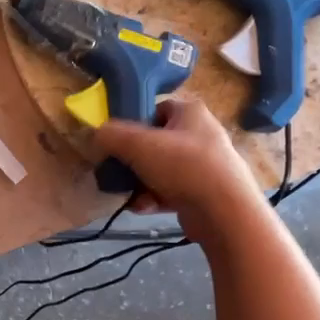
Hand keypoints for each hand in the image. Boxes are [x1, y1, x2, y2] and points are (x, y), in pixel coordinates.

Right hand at [94, 98, 261, 224]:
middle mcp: (199, 133)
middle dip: (132, 161)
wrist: (223, 211)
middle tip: (118, 172)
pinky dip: (154, 198)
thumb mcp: (138, 145)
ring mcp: (203, 163)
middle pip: (154, 143)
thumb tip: (96, 134)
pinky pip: (169, 189)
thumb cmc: (183, 167)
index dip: (134, 122)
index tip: (117, 140)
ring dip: (139, 183)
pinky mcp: (203, 190)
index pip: (156, 108)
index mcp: (190, 112)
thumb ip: (111, 136)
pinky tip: (144, 208)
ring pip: (158, 169)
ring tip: (131, 196)